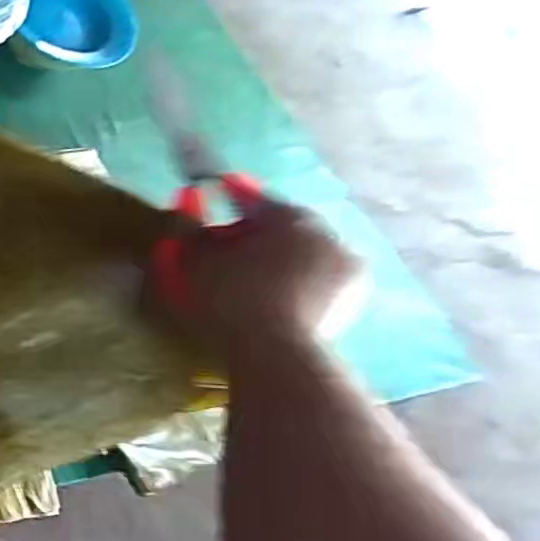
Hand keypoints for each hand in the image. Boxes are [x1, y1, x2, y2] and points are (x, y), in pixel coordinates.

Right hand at [169, 198, 360, 352]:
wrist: (276, 351)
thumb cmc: (228, 299)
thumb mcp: (194, 263)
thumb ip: (189, 230)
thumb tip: (185, 207)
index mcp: (287, 217)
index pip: (252, 196)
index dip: (227, 193)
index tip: (209, 189)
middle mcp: (326, 231)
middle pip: (282, 224)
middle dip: (256, 230)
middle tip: (227, 245)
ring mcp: (347, 263)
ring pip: (303, 250)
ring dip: (279, 256)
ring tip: (251, 274)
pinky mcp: (354, 294)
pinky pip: (318, 275)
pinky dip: (297, 278)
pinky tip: (275, 295)